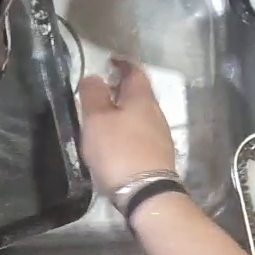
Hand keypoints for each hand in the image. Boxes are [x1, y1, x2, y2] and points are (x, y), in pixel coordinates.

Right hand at [79, 62, 177, 192]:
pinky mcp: (158, 156)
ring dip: (125, 112)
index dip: (122, 63)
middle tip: (101, 91)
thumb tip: (94, 77)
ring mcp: (160, 136)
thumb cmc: (118, 151)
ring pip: (141, 115)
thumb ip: (93, 95)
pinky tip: (117, 142)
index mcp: (142, 98)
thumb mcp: (97, 120)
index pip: (134, 71)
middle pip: (139, 94)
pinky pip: (142, 135)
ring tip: (105, 118)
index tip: (109, 61)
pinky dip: (129, 131)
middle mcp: (156, 113)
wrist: (146, 193)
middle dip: (122, 89)